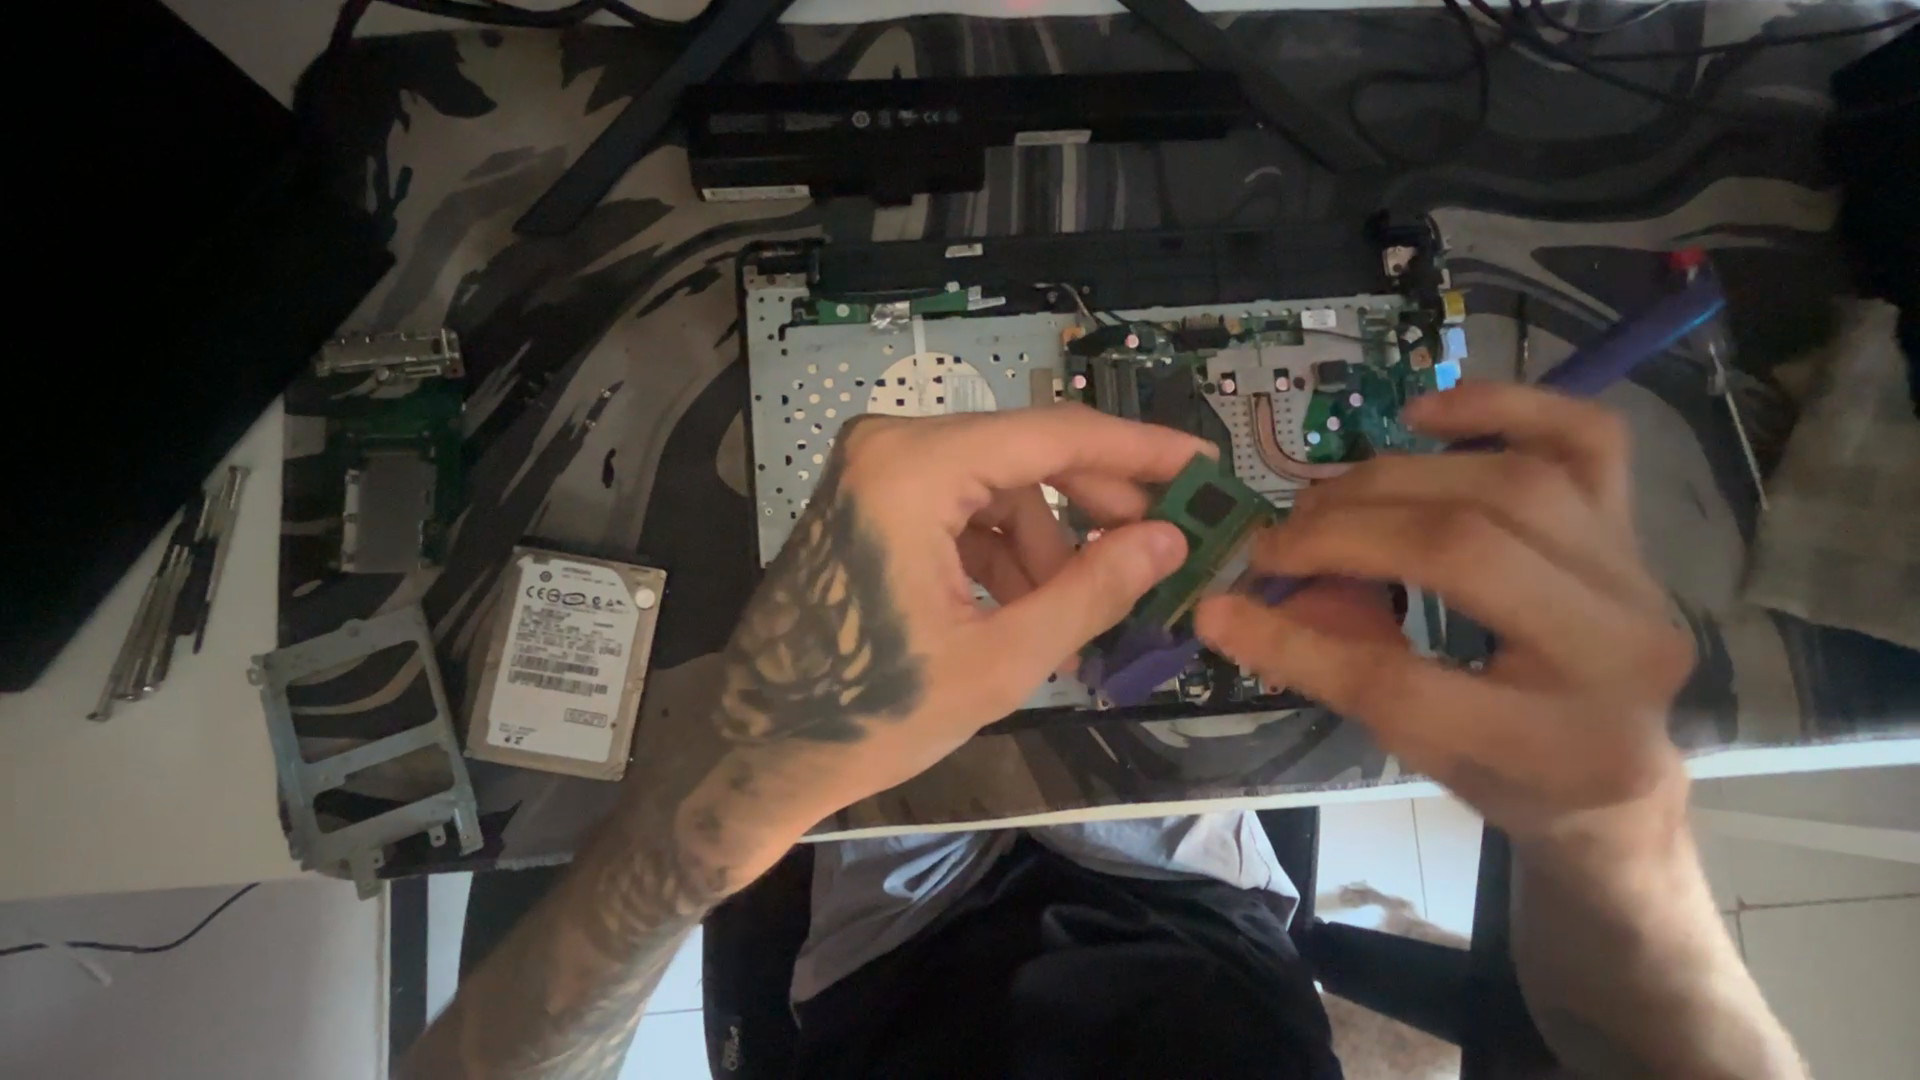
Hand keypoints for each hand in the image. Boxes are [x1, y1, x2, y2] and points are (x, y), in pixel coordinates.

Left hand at [698, 405, 1205, 845]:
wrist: (762, 747)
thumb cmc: (873, 711)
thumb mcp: (1000, 660)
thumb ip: (1091, 591)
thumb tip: (1169, 540)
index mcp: (913, 469)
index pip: (1051, 435)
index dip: (1136, 451)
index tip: (1200, 467)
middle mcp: (889, 447)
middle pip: (1023, 457)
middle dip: (1091, 506)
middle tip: (1151, 551)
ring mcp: (872, 472)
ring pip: (994, 487)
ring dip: (1042, 543)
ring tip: (1064, 610)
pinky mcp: (868, 501)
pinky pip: (958, 508)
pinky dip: (999, 551)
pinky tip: (1017, 606)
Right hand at [1195, 382, 1695, 851]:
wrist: (1615, 766)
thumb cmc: (1505, 770)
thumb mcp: (1412, 748)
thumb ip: (1330, 670)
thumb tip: (1231, 606)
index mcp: (1559, 743)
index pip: (1403, 683)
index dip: (1296, 642)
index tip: (1224, 609)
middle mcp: (1620, 648)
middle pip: (1462, 552)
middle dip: (1342, 537)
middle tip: (1275, 545)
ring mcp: (1637, 576)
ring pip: (1510, 483)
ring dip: (1390, 479)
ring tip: (1325, 503)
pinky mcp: (1633, 528)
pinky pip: (1583, 438)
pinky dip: (1500, 408)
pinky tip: (1423, 415)